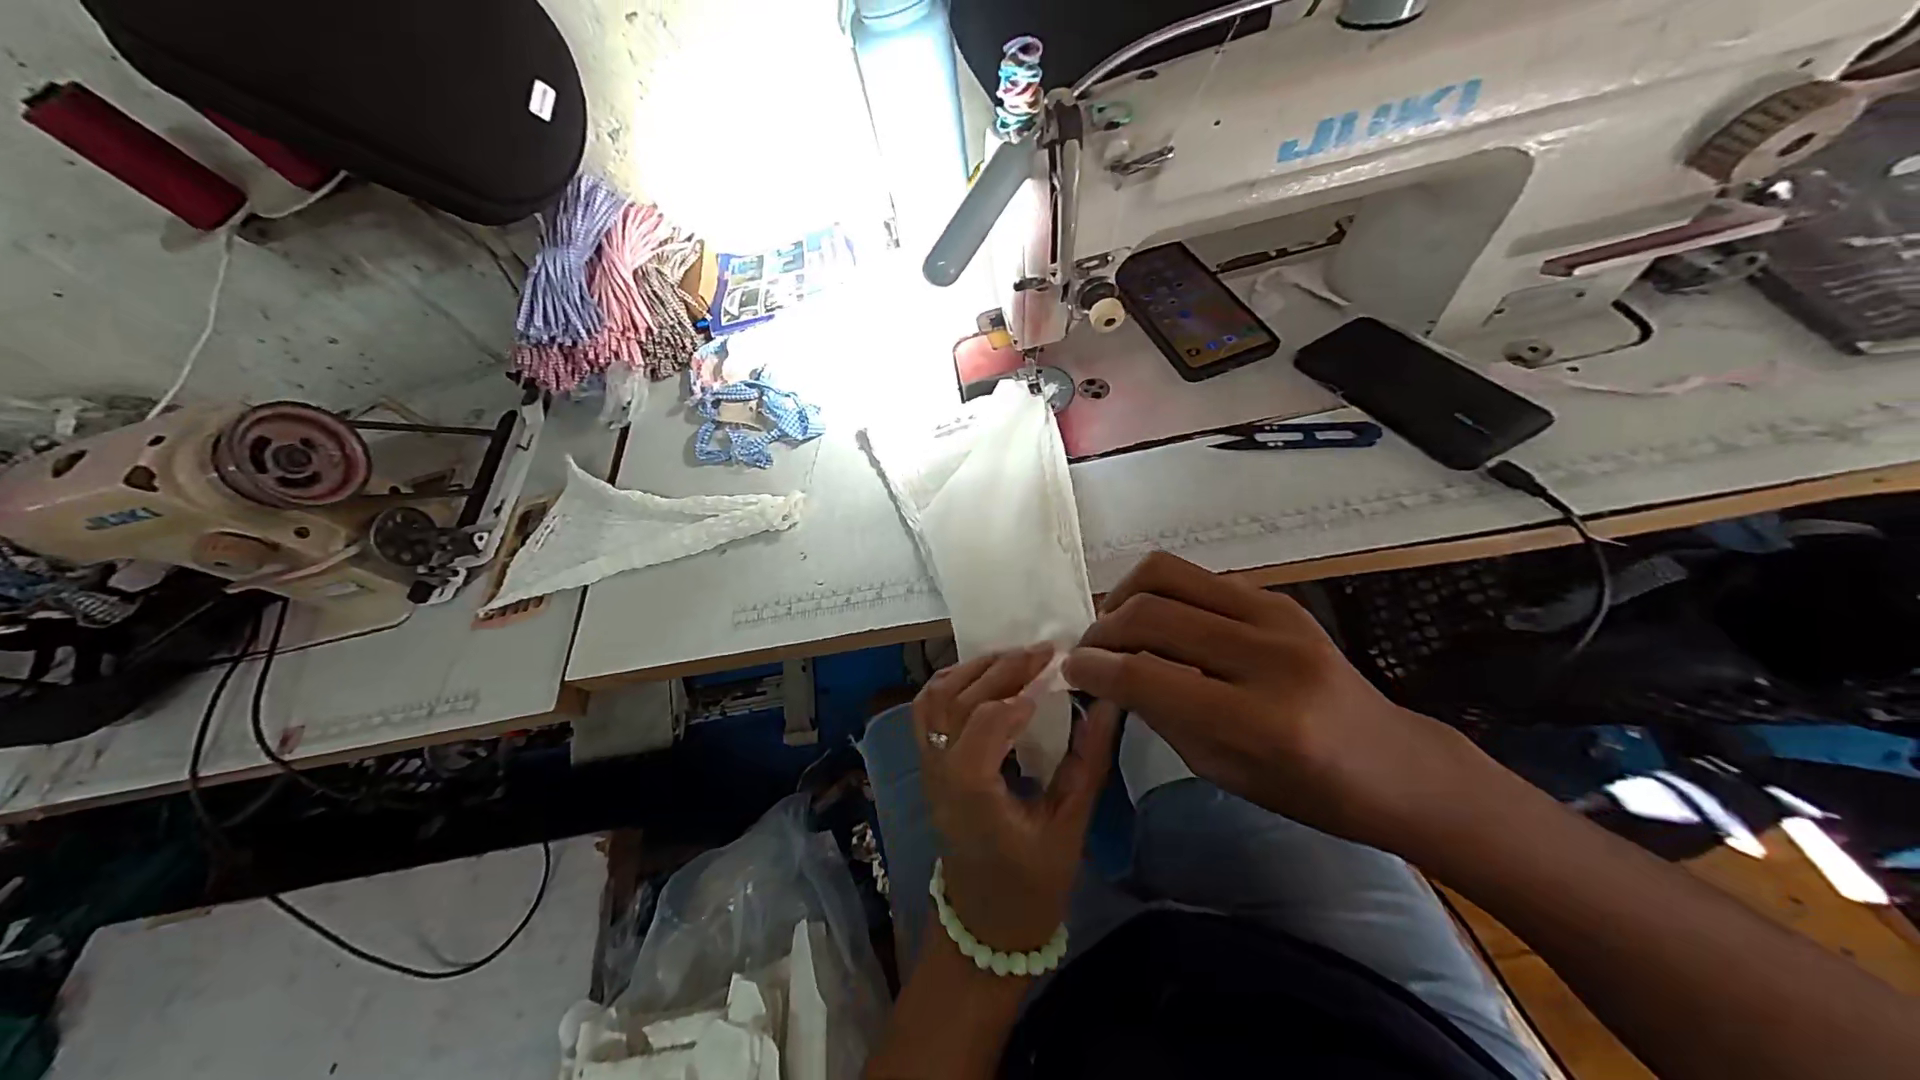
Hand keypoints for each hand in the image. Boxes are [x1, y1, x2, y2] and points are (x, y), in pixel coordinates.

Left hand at [911, 646, 1119, 955]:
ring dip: (972, 669)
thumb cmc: (1031, 885)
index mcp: (971, 792)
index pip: (984, 721)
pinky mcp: (927, 764)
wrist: (984, 924)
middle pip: (957, 700)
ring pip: (933, 697)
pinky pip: (927, 709)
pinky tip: (986, 676)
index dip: (1019, 692)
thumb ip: (1087, 763)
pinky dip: (952, 682)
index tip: (1056, 674)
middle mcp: (939, 771)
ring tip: (1015, 657)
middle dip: (1001, 668)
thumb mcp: (1069, 826)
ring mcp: (926, 766)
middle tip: (1043, 651)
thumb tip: (1106, 705)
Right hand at [1062, 552, 1497, 855]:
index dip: (1094, 670)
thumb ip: (1160, 714)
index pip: (1146, 676)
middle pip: (1150, 613)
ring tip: (1114, 626)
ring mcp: (1277, 616)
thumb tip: (1106, 673)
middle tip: (1086, 652)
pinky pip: (1197, 578)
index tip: (1069, 671)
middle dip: (1101, 630)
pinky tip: (1159, 623)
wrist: (1393, 763)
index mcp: (1260, 721)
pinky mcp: (1279, 598)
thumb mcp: (1221, 770)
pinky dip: (1161, 595)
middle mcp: (1269, 656)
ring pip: (1167, 573)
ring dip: (1124, 596)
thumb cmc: (1307, 792)